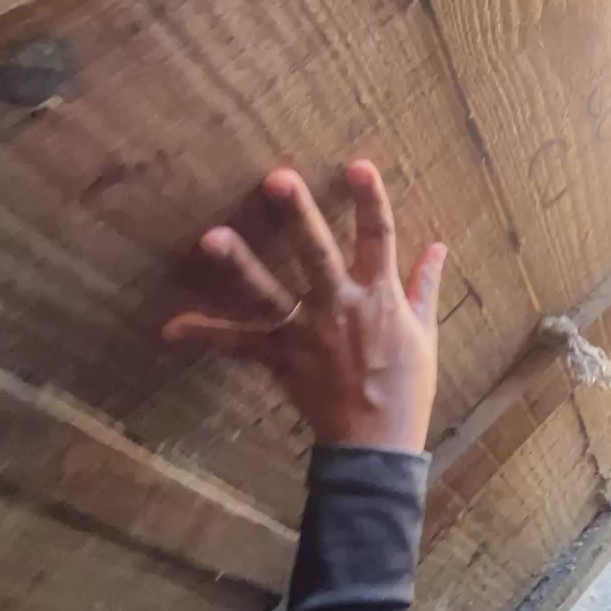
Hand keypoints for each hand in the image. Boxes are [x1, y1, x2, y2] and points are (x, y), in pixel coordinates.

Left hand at [161, 160, 446, 451]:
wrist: (377, 444)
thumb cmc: (407, 384)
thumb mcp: (424, 331)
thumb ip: (424, 285)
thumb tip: (438, 246)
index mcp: (379, 296)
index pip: (380, 237)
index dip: (370, 200)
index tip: (358, 166)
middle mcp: (341, 306)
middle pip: (317, 254)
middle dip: (299, 215)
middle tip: (277, 179)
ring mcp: (307, 333)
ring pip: (270, 293)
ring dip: (241, 265)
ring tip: (212, 236)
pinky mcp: (282, 359)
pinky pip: (240, 346)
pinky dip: (208, 335)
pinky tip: (172, 326)